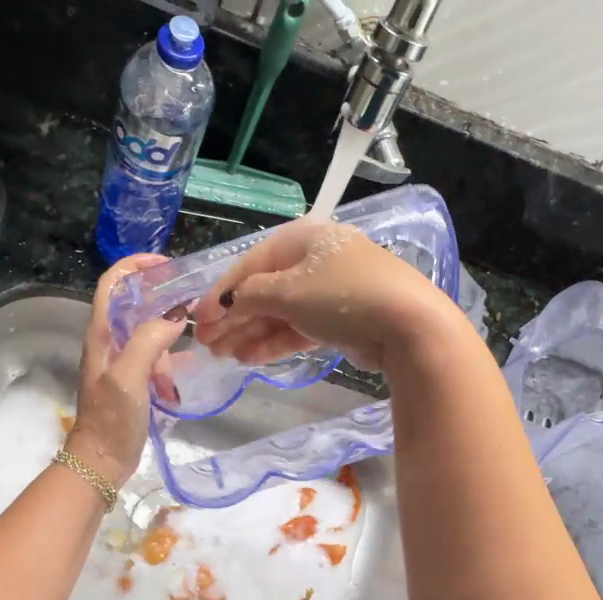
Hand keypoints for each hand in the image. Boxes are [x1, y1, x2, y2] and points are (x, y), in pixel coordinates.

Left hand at [66, 253, 188, 487]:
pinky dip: (169, 365)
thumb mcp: (130, 375)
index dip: (135, 266)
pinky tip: (183, 377)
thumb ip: (150, 339)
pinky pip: (155, 363)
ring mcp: (121, 364)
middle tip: (191, 306)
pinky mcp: (133, 383)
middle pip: (135, 306)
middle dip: (161, 305)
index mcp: (102, 334)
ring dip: (167, 346)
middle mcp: (109, 343)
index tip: (167, 265)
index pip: (113, 283)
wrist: (101, 461)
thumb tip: (177, 313)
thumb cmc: (111, 417)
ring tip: (183, 362)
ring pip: (149, 337)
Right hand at [191, 218, 462, 372]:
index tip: (196, 319)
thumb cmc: (342, 296)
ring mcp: (327, 292)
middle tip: (205, 343)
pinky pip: (296, 329)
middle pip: (263, 290)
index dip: (220, 293)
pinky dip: (273, 342)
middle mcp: (313, 261)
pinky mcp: (338, 321)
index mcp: (301, 239)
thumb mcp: (288, 292)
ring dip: (249, 333)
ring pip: (278, 313)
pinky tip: (248, 358)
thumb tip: (225, 303)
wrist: (406, 325)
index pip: (250, 265)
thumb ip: (249, 296)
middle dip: (232, 317)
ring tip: (223, 355)